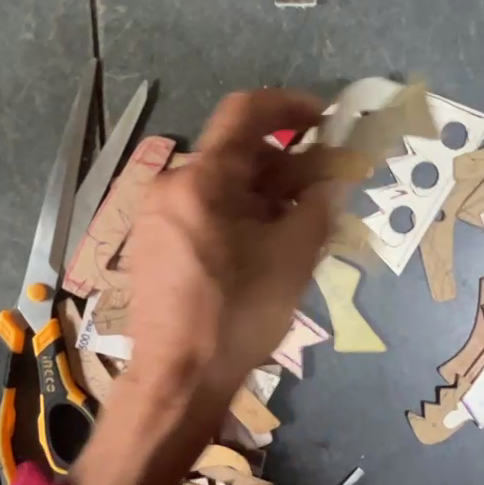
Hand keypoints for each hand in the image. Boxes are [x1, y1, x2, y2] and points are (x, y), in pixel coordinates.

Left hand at [124, 89, 340, 399]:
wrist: (178, 378)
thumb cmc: (238, 316)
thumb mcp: (292, 259)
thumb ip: (317, 206)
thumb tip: (329, 179)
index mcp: (201, 181)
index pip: (245, 113)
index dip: (290, 106)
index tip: (325, 119)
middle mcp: (171, 187)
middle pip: (235, 155)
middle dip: (284, 164)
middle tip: (323, 188)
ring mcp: (156, 217)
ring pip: (220, 187)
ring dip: (264, 194)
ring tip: (298, 226)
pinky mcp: (153, 245)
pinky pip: (203, 213)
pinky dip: (238, 216)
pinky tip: (262, 248)